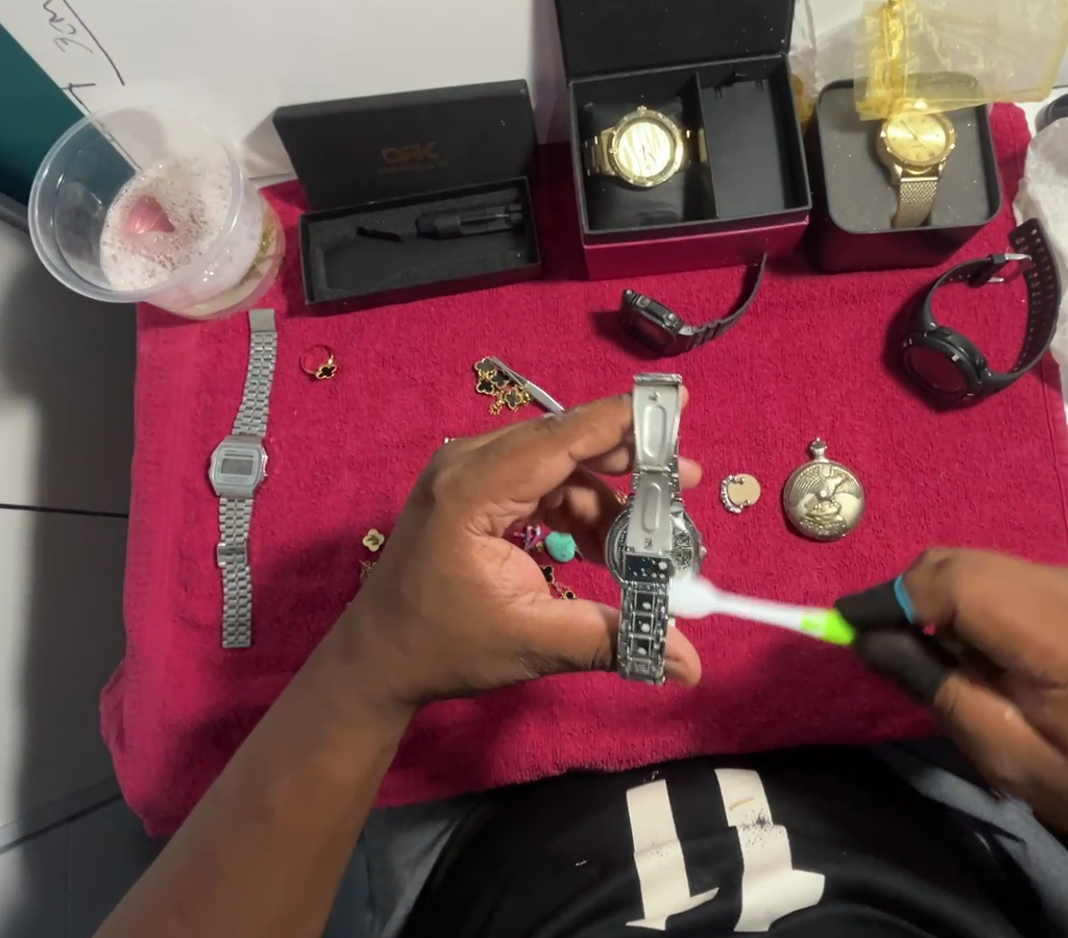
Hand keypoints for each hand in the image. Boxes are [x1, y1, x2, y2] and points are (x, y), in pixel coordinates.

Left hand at [327, 394, 704, 712]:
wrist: (377, 658)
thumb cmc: (442, 646)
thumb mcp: (532, 642)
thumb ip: (613, 639)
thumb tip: (690, 665)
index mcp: (470, 490)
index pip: (559, 439)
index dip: (621, 420)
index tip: (677, 402)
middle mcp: (467, 465)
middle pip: (562, 443)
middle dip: (627, 461)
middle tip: (684, 478)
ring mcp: (468, 473)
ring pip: (557, 465)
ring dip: (605, 496)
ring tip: (649, 534)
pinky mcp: (475, 489)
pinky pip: (541, 483)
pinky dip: (577, 509)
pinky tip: (606, 545)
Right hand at [849, 549, 1067, 860]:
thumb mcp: (1007, 756)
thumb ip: (935, 687)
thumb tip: (868, 639)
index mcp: (1063, 637)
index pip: (955, 584)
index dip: (892, 598)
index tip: (846, 627)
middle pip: (955, 562)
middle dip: (904, 596)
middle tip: (880, 643)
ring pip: (969, 561)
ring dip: (930, 594)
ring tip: (922, 647)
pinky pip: (992, 572)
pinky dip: (958, 595)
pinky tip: (964, 640)